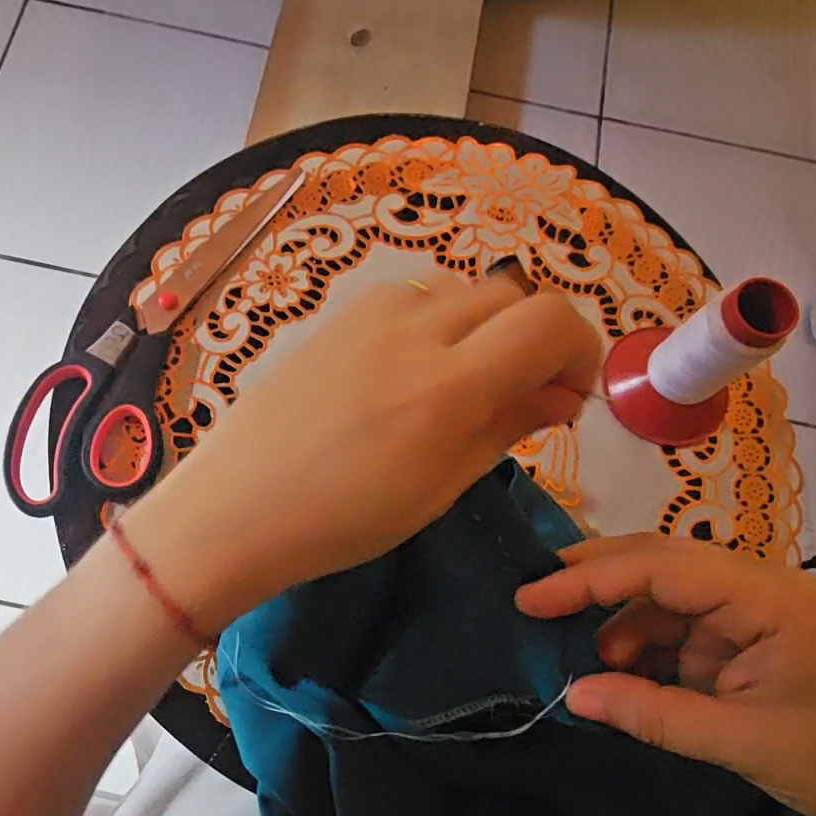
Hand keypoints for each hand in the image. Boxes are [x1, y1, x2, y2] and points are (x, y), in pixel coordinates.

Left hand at [129, 276, 600, 629]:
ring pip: (459, 294)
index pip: (549, 321)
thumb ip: (506, 428)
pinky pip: (409, 302)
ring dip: (483, 331)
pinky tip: (408, 377)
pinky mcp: (335, 317)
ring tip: (462, 389)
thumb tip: (559, 394)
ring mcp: (367, 315)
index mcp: (447, 385)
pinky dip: (435, 328)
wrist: (234, 508)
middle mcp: (412, 328)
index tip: (570, 394)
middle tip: (524, 397)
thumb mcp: (438, 488)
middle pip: (510, 296)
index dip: (580, 350)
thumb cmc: (340, 521)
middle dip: (534, 340)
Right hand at [515, 534, 815, 815]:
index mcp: (768, 597)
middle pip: (659, 564)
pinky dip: (645, 652)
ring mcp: (754, 618)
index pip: (659, 566)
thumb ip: (654, 714)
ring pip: (665, 600)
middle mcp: (758, 592)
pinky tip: (621, 677)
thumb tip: (571, 694)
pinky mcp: (751, 646)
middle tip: (534, 601)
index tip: (528, 598)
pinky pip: (682, 634)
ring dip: (620, 626)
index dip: (587, 579)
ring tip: (584, 664)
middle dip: (595, 581)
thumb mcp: (747, 742)